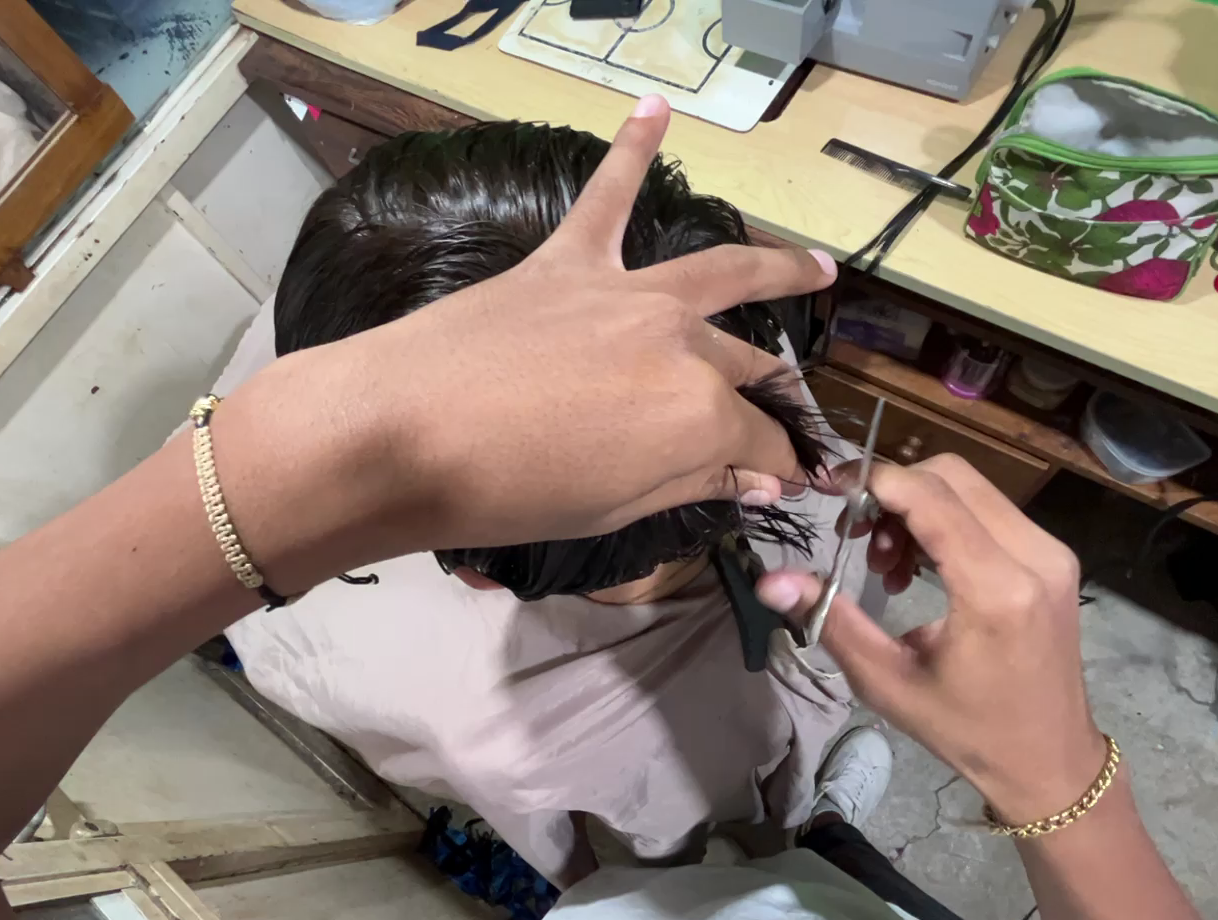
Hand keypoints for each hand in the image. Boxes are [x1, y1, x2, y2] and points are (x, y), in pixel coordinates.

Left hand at [216, 95, 836, 588]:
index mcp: (698, 416)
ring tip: (818, 268)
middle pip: (748, 365)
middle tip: (786, 416)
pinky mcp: (569, 263)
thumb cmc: (506, 496)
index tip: (790, 484)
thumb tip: (762, 483)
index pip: (764, 444)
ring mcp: (628, 294)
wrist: (399, 435)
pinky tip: (657, 112)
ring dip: (777, 268)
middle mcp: (683, 342)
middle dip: (776, 398)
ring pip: (722, 270)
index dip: (781, 469)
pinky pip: (608, 196)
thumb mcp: (612, 508)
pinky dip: (632, 152)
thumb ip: (692, 484)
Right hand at [758, 455, 1104, 823]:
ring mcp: (1051, 552)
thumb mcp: (885, 680)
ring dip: (912, 506)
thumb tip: (769, 581)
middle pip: (950, 475)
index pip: (930, 496)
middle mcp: (1034, 557)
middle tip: (855, 533)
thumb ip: (829, 619)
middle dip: (890, 490)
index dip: (873, 479)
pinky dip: (940, 520)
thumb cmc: (964, 728)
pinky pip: (986, 509)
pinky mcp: (1052, 557)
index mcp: (995, 590)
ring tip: (884, 562)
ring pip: (968, 487)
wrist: (1049, 760)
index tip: (828, 487)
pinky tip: (915, 566)